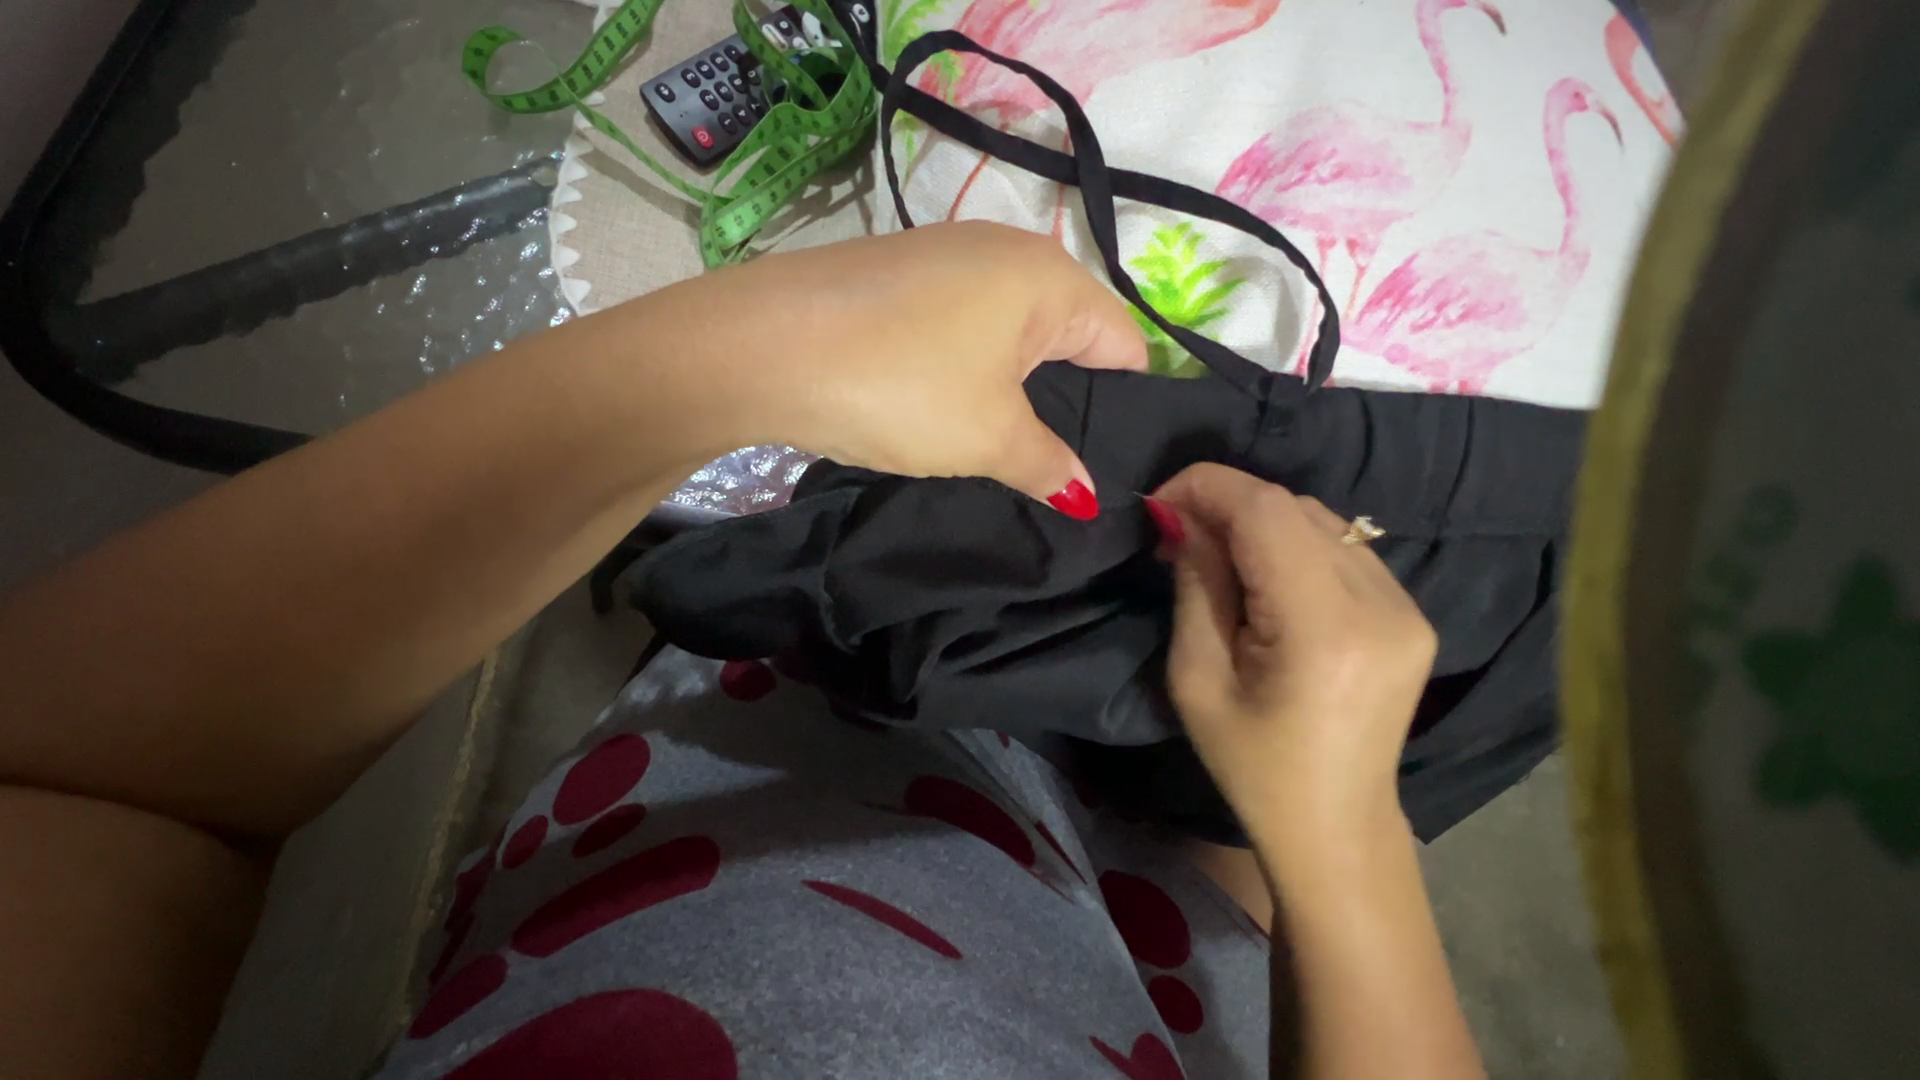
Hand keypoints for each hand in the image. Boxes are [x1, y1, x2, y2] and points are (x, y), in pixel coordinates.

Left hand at [671, 222, 1146, 514]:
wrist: (761, 347)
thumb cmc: (899, 387)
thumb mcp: (988, 437)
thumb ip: (1050, 465)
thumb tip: (1085, 494)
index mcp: (1049, 278)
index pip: (1123, 345)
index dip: (1122, 409)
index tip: (1104, 466)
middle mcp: (1007, 251)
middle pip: (1068, 335)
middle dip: (1065, 402)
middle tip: (1052, 468)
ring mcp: (947, 256)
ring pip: (1011, 333)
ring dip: (1011, 388)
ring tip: (998, 448)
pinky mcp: (900, 274)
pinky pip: (961, 326)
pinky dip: (965, 367)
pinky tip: (939, 408)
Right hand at [1149, 464, 1436, 844]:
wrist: (1336, 824)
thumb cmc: (1252, 765)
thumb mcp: (1197, 678)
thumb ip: (1197, 584)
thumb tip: (1181, 515)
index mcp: (1325, 630)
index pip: (1268, 512)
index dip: (1208, 487)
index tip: (1158, 503)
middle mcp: (1381, 605)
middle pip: (1296, 507)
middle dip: (1227, 504)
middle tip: (1178, 534)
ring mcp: (1407, 607)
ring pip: (1322, 519)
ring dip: (1259, 522)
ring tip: (1217, 556)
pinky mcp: (1412, 614)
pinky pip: (1343, 547)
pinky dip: (1293, 544)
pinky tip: (1265, 576)